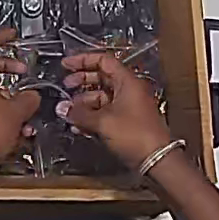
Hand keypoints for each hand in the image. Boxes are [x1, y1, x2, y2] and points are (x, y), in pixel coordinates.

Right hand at [60, 52, 174, 169]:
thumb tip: (61, 108)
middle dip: (81, 80)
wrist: (157, 160)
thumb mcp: (103, 122)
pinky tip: (78, 125)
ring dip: (84, 102)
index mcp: (126, 81)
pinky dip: (92, 116)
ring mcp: (128, 105)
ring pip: (102, 96)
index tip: (66, 64)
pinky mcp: (126, 121)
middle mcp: (128, 89)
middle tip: (65, 86)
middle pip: (101, 77)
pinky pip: (105, 112)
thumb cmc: (132, 133)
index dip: (83, 59)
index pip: (103, 61)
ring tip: (68, 111)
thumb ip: (80, 113)